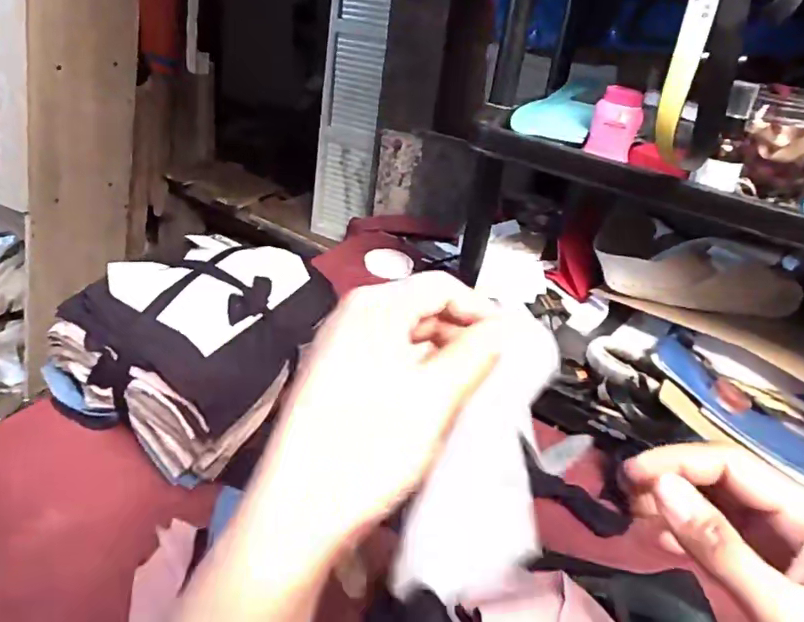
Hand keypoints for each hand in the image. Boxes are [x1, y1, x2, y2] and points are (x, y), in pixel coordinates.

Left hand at [248, 271, 508, 550]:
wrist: (296, 517)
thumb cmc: (360, 455)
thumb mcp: (436, 398)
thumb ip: (476, 353)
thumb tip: (502, 329)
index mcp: (374, 307)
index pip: (444, 286)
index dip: (482, 309)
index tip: (507, 337)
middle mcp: (352, 315)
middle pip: (424, 305)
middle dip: (462, 332)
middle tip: (493, 363)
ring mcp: (339, 343)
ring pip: (407, 331)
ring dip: (442, 352)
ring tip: (467, 385)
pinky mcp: (334, 372)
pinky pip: (388, 353)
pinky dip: (417, 367)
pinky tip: (432, 398)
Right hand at [623, 444, 803, 621]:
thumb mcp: (786, 612)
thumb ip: (722, 548)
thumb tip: (663, 487)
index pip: (730, 463)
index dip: (677, 462)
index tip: (632, 474)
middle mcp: (794, 518)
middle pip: (721, 483)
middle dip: (672, 482)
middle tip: (623, 493)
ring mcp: (784, 549)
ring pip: (717, 511)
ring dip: (674, 509)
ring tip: (630, 511)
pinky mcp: (773, 578)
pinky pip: (723, 544)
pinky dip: (687, 539)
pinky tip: (657, 537)